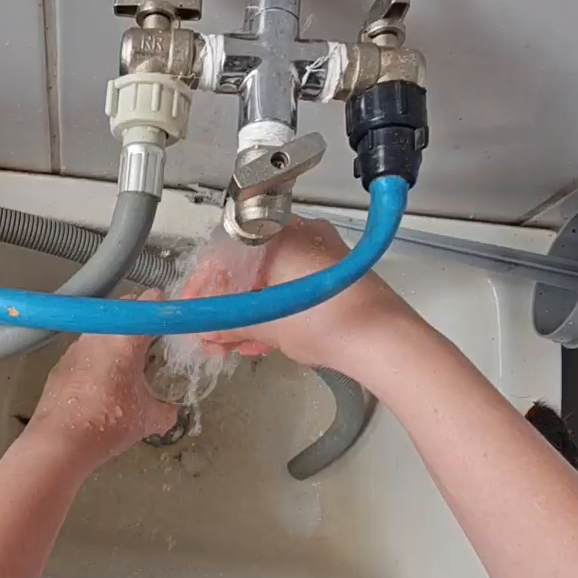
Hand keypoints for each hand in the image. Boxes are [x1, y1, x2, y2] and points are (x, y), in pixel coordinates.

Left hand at [24, 307, 178, 467]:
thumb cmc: (110, 423)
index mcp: (125, 337)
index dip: (163, 307)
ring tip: (125, 366)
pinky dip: (95, 359)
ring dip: (115, 341)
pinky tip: (99, 384)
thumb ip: (167, 410)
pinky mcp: (60, 363)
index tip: (170, 320)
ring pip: (102, 331)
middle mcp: (99, 333)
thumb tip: (173, 411)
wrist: (60, 441)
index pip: (150, 302)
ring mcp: (75, 346)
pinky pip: (85, 352)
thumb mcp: (148, 419)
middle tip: (152, 343)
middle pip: (124, 312)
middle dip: (139, 323)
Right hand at [200, 217, 419, 369]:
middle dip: (226, 302)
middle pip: (246, 267)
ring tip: (235, 342)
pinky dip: (272, 309)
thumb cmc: (332, 323)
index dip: (203, 284)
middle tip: (212, 330)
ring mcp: (319, 253)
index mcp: (278, 235)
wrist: (384, 341)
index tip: (193, 308)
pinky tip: (262, 338)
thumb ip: (229, 324)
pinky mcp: (332, 274)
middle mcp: (300, 235)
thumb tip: (206, 328)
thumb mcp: (267, 326)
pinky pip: (290, 285)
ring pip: (268, 279)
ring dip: (248, 310)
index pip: (225, 253)